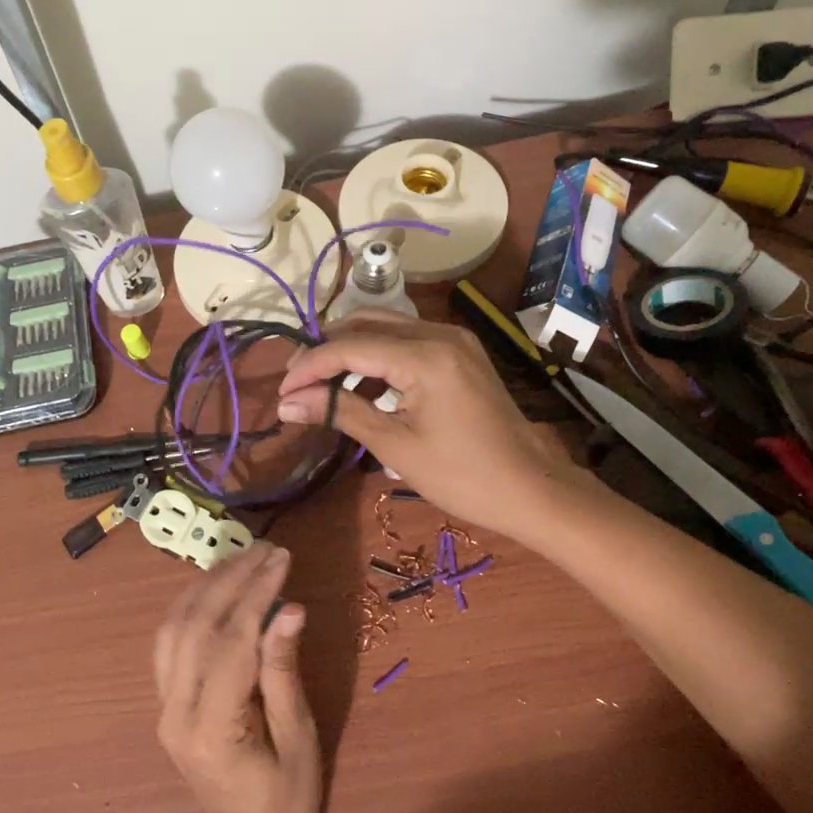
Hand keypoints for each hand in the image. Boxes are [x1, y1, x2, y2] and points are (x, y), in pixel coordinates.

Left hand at [154, 543, 318, 812]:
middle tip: (267, 549)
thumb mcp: (299, 739)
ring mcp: (162, 706)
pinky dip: (191, 606)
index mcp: (211, 730)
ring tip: (244, 557)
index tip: (282, 559)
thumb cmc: (285, 799)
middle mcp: (175, 713)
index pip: (230, 643)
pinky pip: (169, 642)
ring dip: (207, 585)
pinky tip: (215, 586)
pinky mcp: (163, 701)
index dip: (256, 594)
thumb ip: (285, 671)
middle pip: (195, 627)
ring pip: (174, 628)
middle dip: (232, 580)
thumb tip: (291, 608)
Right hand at [276, 310, 579, 537]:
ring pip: (386, 329)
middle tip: (297, 385)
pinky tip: (362, 392)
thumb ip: (340, 413)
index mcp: (425, 356)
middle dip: (326, 350)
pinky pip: (407, 342)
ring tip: (322, 390)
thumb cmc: (462, 475)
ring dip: (350, 353)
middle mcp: (439, 334)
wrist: (531, 488)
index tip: (281, 392)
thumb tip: (287, 404)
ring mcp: (454, 341)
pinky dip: (378, 360)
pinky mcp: (460, 354)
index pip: (349, 346)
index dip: (309, 366)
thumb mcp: (395, 446)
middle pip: (365, 324)